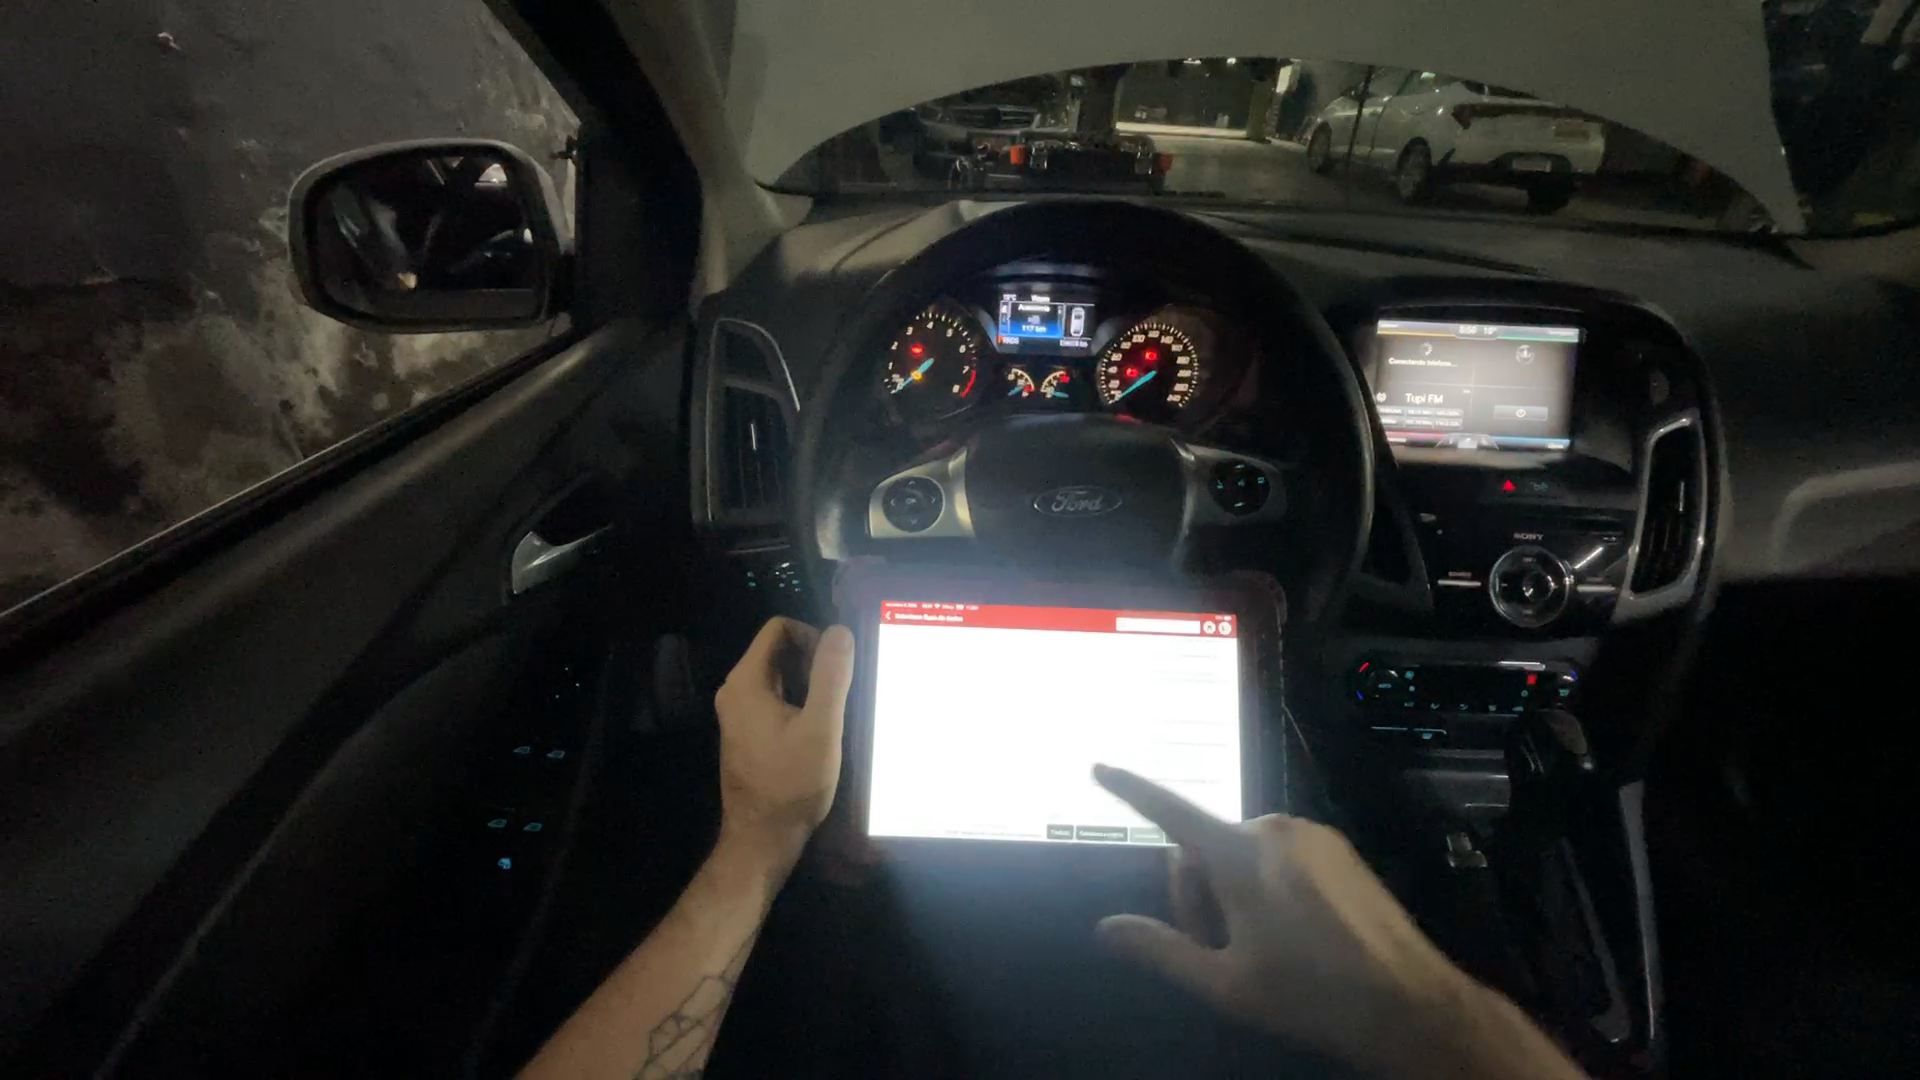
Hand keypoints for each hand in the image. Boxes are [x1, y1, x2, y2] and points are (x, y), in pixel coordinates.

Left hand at [713, 618, 854, 871]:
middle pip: (777, 649)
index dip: (812, 635)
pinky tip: (819, 725)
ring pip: (778, 674)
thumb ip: (831, 676)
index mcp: (746, 681)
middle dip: (813, 658)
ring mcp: (737, 712)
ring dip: (808, 680)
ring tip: (835, 706)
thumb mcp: (821, 728)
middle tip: (841, 687)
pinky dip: (798, 699)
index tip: (837, 663)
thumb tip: (840, 631)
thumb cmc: (791, 783)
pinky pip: (774, 696)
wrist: (762, 839)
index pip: (778, 628)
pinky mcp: (746, 730)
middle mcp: (735, 690)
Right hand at [1090, 765, 1572, 1079]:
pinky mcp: (1336, 845)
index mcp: (1238, 854)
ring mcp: (1308, 833)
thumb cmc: (1311, 995)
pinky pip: (1278, 851)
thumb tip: (1105, 928)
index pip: (1168, 810)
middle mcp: (1269, 827)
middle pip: (1203, 846)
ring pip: (1240, 850)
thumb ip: (1161, 949)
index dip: (1129, 788)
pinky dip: (1266, 879)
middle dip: (1197, 891)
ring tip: (1259, 944)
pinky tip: (1294, 928)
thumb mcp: (1226, 984)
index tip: (1098, 766)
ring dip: (1232, 888)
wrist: (1417, 1008)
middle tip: (1217, 949)